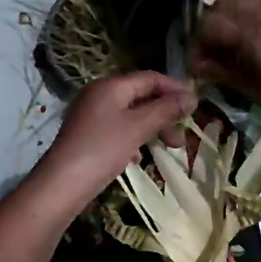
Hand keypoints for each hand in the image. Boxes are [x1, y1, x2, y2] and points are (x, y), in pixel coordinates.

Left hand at [35, 71, 194, 203]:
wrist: (63, 183)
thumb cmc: (102, 149)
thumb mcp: (138, 127)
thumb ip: (165, 110)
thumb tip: (192, 96)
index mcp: (110, 86)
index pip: (149, 78)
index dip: (174, 88)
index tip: (197, 104)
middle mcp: (99, 96)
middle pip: (140, 97)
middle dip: (165, 114)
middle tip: (183, 135)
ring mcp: (91, 116)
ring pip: (131, 116)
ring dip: (152, 129)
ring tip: (170, 148)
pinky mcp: (88, 137)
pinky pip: (118, 131)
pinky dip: (134, 140)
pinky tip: (139, 157)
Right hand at [191, 0, 260, 136]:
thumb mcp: (257, 93)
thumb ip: (224, 72)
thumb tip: (198, 65)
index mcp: (257, 33)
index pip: (211, 24)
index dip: (200, 44)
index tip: (201, 63)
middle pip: (226, 3)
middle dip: (216, 24)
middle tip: (219, 49)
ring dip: (240, 12)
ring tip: (245, 36)